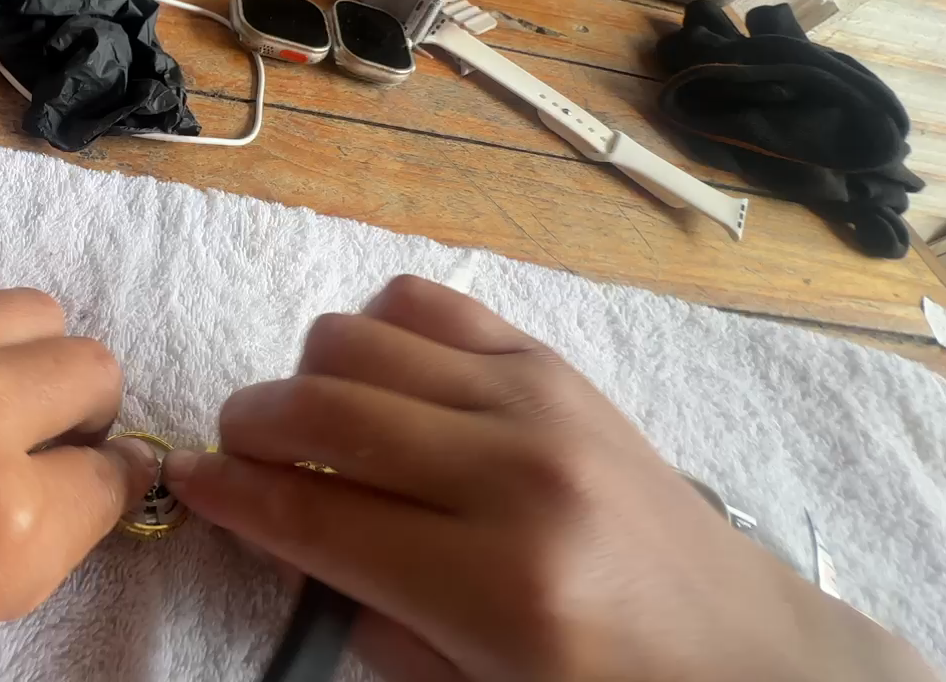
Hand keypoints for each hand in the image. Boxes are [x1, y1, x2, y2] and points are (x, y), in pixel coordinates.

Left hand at [0, 242, 156, 681]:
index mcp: (2, 529)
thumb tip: (90, 475)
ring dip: (24, 355)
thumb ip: (32, 541)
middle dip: (79, 414)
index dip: (105, 485)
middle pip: (93, 370)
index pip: (113, 476)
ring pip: (36, 309)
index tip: (88, 482)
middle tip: (31, 440)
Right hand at [164, 276, 937, 681]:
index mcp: (499, 589)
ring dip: (305, 377)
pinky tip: (383, 376)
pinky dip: (373, 329)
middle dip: (248, 425)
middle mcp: (510, 474)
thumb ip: (360, 611)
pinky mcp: (544, 358)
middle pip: (319, 411)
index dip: (232, 495)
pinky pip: (416, 300)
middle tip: (238, 447)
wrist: (757, 656)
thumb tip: (278, 524)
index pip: (314, 522)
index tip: (187, 477)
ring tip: (317, 418)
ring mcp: (530, 398)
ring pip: (351, 339)